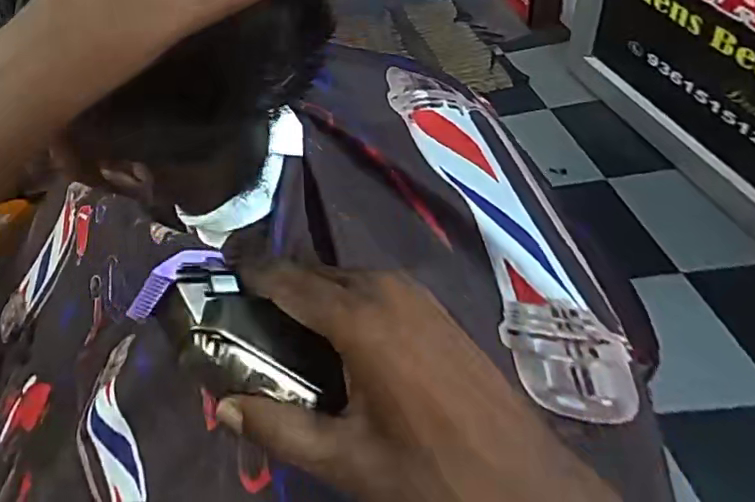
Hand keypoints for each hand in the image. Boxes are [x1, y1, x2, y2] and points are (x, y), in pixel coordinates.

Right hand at [216, 263, 618, 501]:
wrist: (535, 489)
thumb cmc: (435, 474)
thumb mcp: (350, 461)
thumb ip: (280, 429)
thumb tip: (223, 406)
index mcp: (357, 317)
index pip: (285, 279)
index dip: (248, 273)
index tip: (219, 273)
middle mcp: (381, 287)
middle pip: (311, 274)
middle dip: (276, 286)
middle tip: (247, 312)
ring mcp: (411, 291)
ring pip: (340, 277)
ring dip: (311, 293)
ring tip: (287, 327)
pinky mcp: (431, 304)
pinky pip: (369, 286)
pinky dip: (342, 299)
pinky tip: (339, 335)